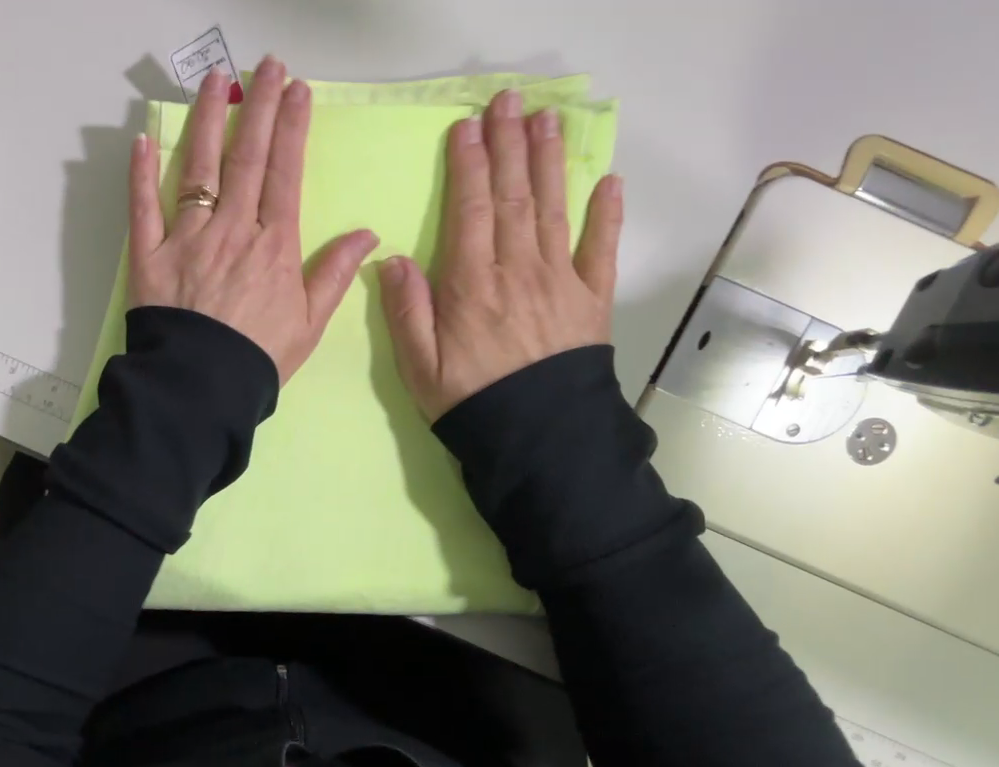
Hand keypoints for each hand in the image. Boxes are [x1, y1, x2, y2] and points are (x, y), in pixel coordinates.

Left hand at [129, 58, 380, 383]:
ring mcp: (186, 240)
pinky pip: (143, 208)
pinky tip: (145, 141)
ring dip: (207, 120)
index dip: (292, 127)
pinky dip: (141, 174)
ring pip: (198, 169)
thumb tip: (368, 235)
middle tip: (266, 66)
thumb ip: (335, 274)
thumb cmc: (258, 360)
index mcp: (274, 244)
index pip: (285, 172)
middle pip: (246, 158)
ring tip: (215, 81)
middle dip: (258, 106)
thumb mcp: (309, 323)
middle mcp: (231, 230)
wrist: (200, 390)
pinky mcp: (149, 258)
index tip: (298, 91)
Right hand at [377, 89, 623, 419]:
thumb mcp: (418, 367)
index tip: (466, 127)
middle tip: (508, 100)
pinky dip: (606, 213)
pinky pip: (601, 248)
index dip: (469, 165)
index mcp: (472, 285)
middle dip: (509, 145)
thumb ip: (406, 311)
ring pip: (552, 208)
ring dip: (548, 162)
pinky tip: (607, 182)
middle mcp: (518, 270)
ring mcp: (560, 280)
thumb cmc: (468, 402)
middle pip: (513, 196)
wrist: (535, 435)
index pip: (470, 211)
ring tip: (546, 120)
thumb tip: (391, 259)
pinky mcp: (592, 298)